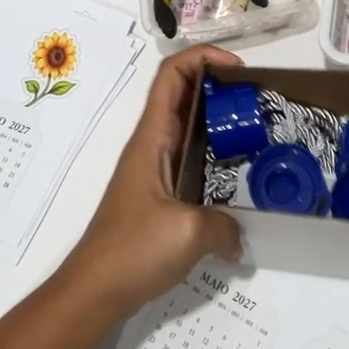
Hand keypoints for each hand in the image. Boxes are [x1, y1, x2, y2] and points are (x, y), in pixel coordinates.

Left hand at [59, 44, 244, 315]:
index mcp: (152, 136)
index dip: (203, 57)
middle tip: (255, 97)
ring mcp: (155, 167)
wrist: (94, 290)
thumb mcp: (187, 233)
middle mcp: (152, 143)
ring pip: (187, 124)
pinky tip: (238, 172)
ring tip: (254, 127)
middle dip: (217, 82)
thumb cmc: (132, 249)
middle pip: (182, 92)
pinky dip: (214, 150)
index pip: (171, 73)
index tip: (238, 68)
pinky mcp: (160, 192)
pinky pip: (190, 155)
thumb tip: (242, 235)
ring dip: (217, 116)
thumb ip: (224, 226)